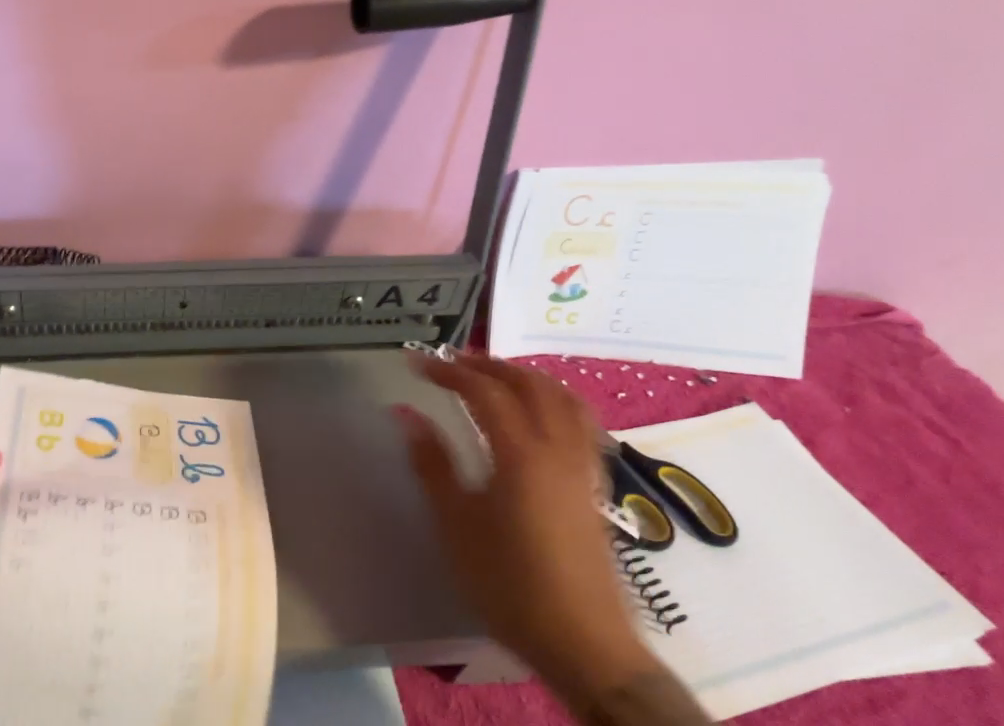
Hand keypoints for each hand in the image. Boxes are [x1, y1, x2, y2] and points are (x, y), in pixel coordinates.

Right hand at [395, 353, 657, 701]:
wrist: (582, 641)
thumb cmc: (508, 583)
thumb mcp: (456, 525)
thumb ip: (433, 464)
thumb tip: (408, 414)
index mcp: (522, 454)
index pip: (485, 393)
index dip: (449, 372)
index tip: (417, 363)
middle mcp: (559, 449)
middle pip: (530, 385)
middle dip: (489, 365)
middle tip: (452, 362)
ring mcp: (584, 467)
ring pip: (563, 399)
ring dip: (526, 378)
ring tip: (494, 377)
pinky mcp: (595, 487)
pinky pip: (580, 422)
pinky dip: (554, 401)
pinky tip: (537, 416)